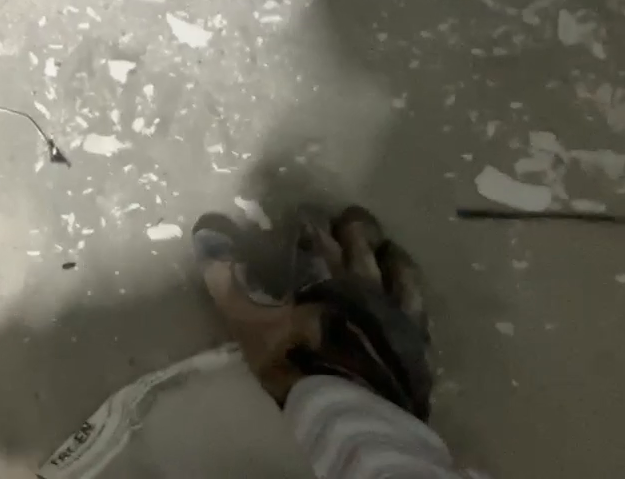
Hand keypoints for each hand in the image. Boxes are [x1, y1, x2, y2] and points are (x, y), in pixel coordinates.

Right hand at [194, 205, 433, 418]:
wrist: (351, 412)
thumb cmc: (293, 359)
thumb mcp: (245, 320)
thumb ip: (224, 278)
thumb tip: (206, 234)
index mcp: (320, 274)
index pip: (316, 234)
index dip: (310, 220)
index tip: (305, 212)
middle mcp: (360, 283)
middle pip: (360, 244)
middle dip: (354, 227)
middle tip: (350, 216)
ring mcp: (394, 310)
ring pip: (397, 269)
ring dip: (387, 252)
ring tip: (384, 245)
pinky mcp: (417, 338)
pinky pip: (418, 301)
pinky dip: (410, 285)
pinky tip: (407, 286)